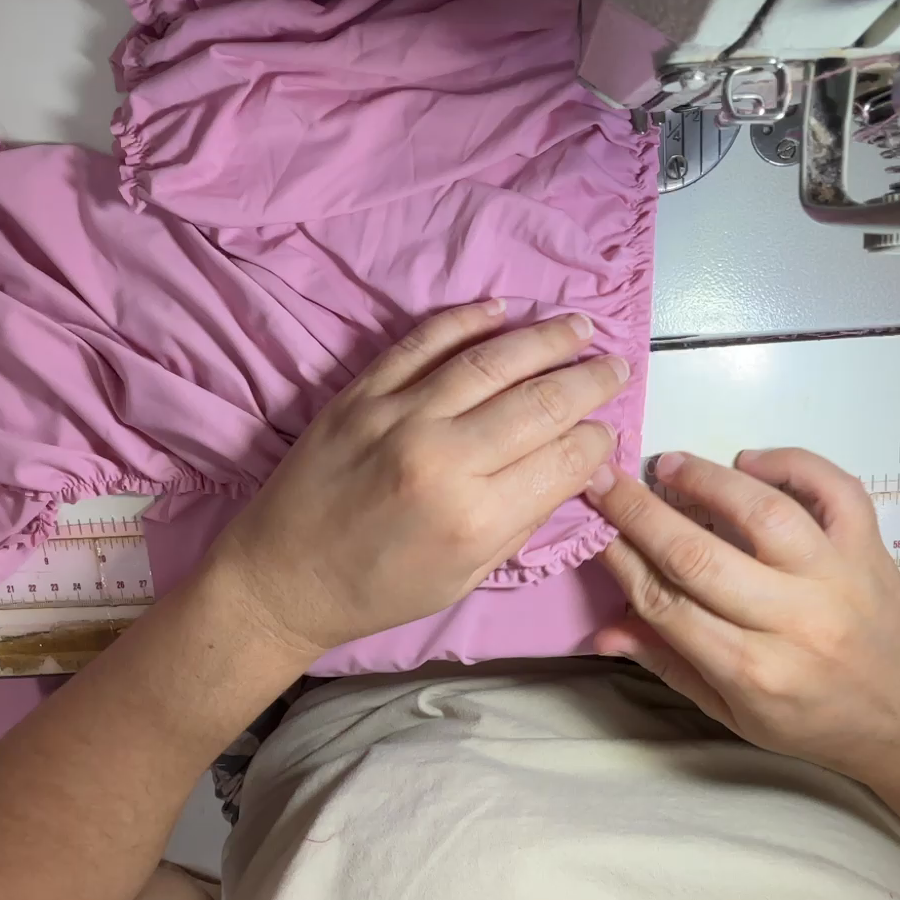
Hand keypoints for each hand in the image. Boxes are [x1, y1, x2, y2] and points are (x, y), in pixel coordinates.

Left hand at [207, 299, 626, 656]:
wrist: (283, 577)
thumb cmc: (379, 591)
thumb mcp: (465, 578)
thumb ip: (524, 519)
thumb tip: (573, 468)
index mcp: (475, 517)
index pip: (564, 459)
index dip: (597, 440)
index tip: (607, 429)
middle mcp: (443, 457)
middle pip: (540, 402)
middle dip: (589, 381)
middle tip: (616, 365)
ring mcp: (398, 415)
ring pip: (491, 361)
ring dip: (545, 339)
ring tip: (581, 329)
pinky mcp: (362, 393)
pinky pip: (423, 342)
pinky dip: (465, 320)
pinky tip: (501, 309)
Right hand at [583, 448, 899, 787]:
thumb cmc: (811, 722)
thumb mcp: (732, 713)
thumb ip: (668, 663)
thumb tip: (601, 632)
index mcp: (752, 671)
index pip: (666, 604)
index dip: (621, 560)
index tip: (592, 526)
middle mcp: (795, 623)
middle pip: (699, 557)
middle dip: (640, 513)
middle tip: (606, 480)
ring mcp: (839, 580)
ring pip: (765, 514)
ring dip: (708, 481)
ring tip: (668, 464)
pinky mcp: (872, 551)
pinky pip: (837, 490)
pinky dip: (794, 462)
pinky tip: (751, 460)